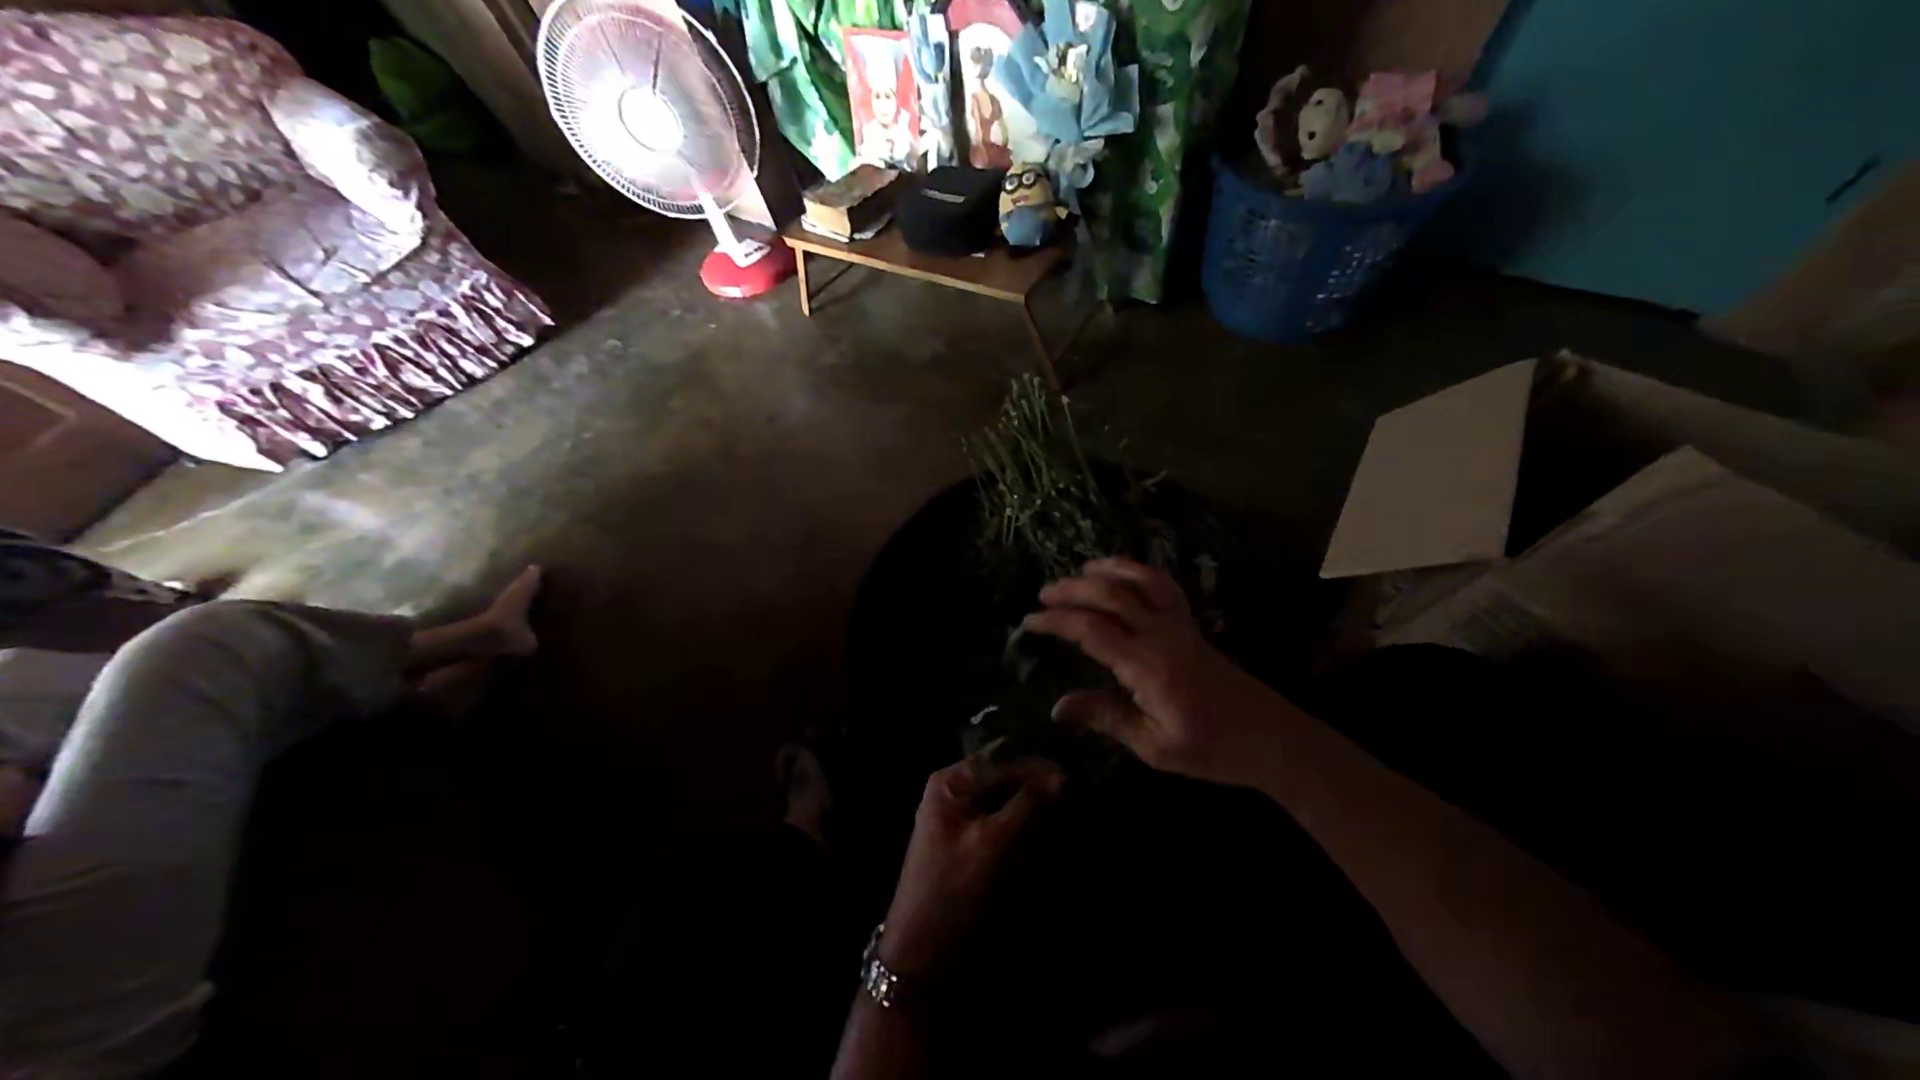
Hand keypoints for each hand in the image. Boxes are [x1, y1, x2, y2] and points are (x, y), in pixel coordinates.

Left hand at [881, 757, 1062, 977]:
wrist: (925, 961)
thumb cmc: (954, 895)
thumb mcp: (995, 844)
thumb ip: (1028, 804)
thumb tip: (1063, 775)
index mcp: (953, 781)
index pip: (1007, 758)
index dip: (1044, 767)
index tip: (1083, 775)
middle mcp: (958, 792)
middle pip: (1010, 778)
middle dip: (1044, 787)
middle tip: (1084, 795)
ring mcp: (966, 820)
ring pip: (1013, 802)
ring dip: (1042, 809)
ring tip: (1079, 813)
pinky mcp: (978, 847)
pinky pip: (1010, 826)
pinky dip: (1032, 829)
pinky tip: (1058, 835)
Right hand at [1023, 557, 1292, 788]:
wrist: (1270, 738)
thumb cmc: (1210, 749)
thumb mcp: (1153, 746)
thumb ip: (1105, 718)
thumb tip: (1057, 706)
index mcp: (1148, 666)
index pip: (1091, 630)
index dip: (1056, 621)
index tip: (1029, 622)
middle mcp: (1162, 635)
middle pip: (1111, 595)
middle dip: (1072, 590)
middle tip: (1043, 594)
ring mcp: (1180, 625)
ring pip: (1140, 581)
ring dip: (1107, 571)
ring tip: (1080, 571)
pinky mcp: (1192, 625)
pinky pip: (1164, 586)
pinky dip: (1140, 572)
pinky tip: (1124, 575)